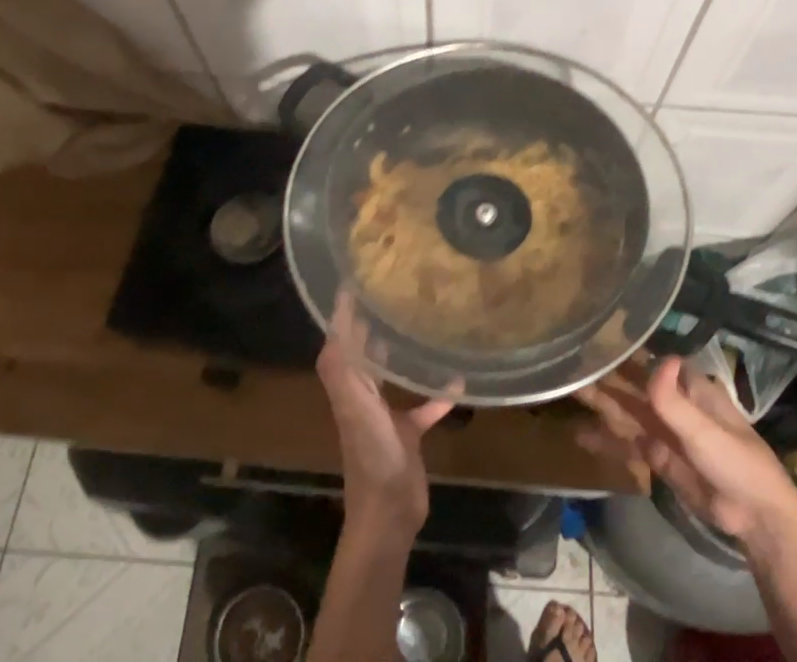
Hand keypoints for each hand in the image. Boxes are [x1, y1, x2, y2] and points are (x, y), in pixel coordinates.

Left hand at [316, 294, 457, 536]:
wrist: (389, 512)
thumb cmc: (372, 455)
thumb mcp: (354, 406)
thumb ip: (343, 367)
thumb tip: (337, 319)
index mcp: (346, 388)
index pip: (340, 342)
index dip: (343, 315)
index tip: (357, 283)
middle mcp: (361, 398)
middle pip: (362, 355)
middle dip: (371, 327)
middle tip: (393, 296)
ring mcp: (384, 417)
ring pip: (391, 378)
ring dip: (401, 356)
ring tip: (421, 327)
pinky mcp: (407, 435)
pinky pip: (423, 408)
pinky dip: (437, 395)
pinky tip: (459, 382)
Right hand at [575, 355, 796, 543]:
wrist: (754, 517)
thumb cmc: (737, 463)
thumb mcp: (703, 431)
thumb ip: (673, 400)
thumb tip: (659, 357)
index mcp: (693, 390)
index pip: (655, 362)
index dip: (629, 352)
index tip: (597, 340)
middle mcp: (677, 405)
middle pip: (636, 387)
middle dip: (607, 378)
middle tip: (571, 365)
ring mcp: (667, 433)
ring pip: (628, 413)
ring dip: (602, 405)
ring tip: (568, 391)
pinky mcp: (659, 459)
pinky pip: (629, 445)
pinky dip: (607, 441)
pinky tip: (581, 436)